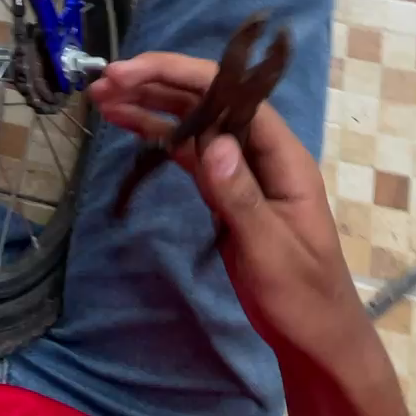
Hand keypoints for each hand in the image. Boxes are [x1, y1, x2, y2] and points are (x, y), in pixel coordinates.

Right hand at [90, 52, 406, 415]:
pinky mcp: (218, 183)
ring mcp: (236, 163)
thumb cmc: (303, 297)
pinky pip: (182, 146)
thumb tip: (212, 142)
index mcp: (280, 152)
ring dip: (146, 101)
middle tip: (104, 81)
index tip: (131, 74)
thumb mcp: (272, 250)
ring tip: (101, 94)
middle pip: (202, 97)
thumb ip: (241, 196)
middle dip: (153, 83)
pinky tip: (123, 119)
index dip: (178, 75)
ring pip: (188, 117)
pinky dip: (152, 131)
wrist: (314, 341)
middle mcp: (256, 146)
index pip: (227, 93)